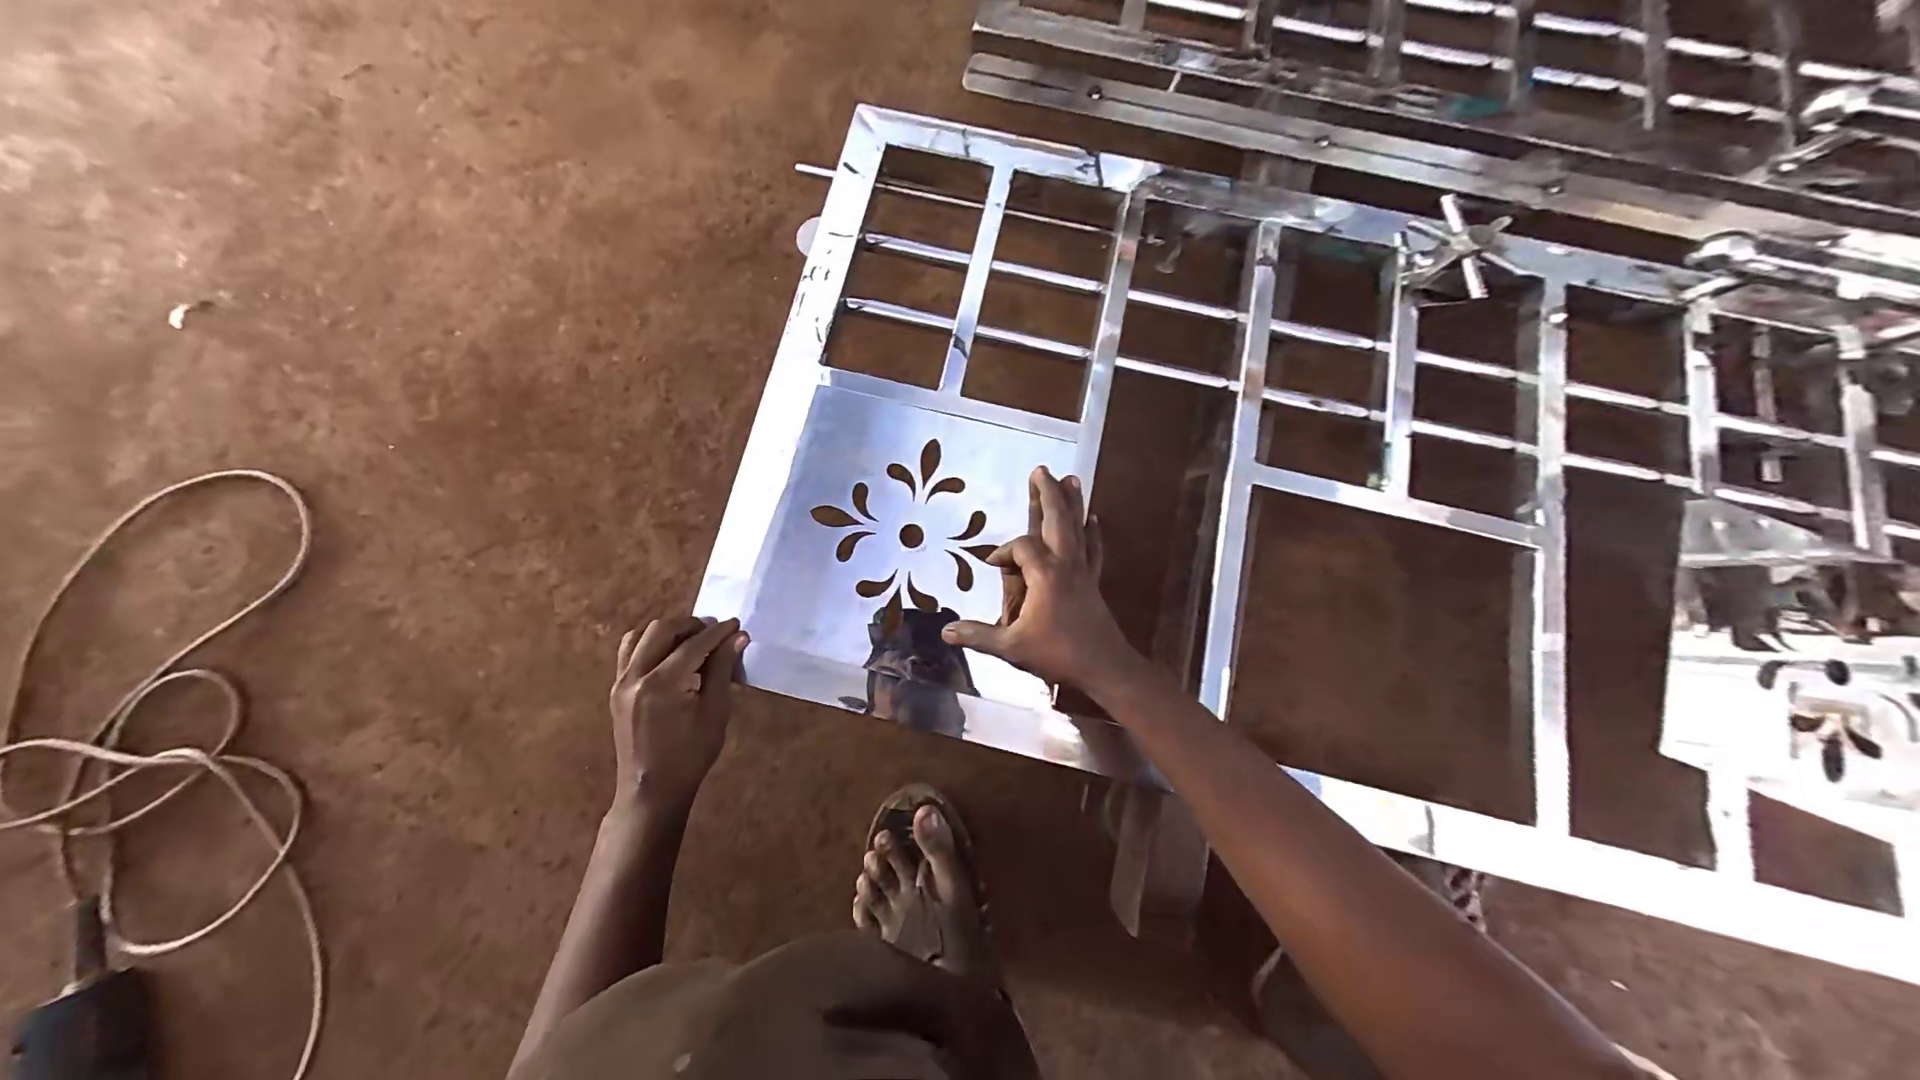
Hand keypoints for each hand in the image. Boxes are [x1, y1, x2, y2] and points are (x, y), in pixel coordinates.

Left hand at [608, 615, 747, 812]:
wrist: (651, 790)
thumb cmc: (690, 756)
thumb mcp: (715, 713)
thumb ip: (723, 670)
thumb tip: (737, 638)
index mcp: (662, 684)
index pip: (694, 644)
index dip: (718, 632)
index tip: (736, 624)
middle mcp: (636, 676)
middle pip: (662, 630)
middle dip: (691, 626)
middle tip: (715, 633)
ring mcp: (621, 682)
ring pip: (641, 635)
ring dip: (669, 631)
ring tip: (692, 642)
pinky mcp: (616, 689)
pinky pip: (629, 651)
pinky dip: (649, 643)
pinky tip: (669, 655)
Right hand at [941, 467, 1139, 690]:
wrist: (1105, 668)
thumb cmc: (1058, 654)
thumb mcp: (1012, 647)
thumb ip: (979, 636)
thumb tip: (946, 631)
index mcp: (1045, 575)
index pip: (1020, 548)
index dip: (1002, 553)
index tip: (992, 566)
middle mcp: (1066, 565)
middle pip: (1056, 520)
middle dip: (1047, 494)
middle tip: (1041, 470)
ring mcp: (1083, 571)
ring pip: (1077, 529)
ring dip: (1072, 503)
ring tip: (1071, 479)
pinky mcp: (1093, 582)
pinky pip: (1093, 549)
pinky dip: (1091, 533)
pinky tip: (1093, 519)